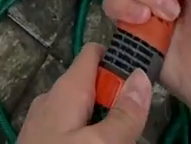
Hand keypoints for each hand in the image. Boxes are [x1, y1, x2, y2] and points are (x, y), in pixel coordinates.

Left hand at [15, 42, 150, 143]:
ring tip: (125, 141)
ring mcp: (44, 124)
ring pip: (84, 113)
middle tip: (139, 127)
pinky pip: (72, 132)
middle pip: (93, 86)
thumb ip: (123, 115)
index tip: (146, 76)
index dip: (120, 59)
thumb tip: (141, 74)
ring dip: (106, 126)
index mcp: (65, 88)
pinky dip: (90, 138)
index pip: (94, 53)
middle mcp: (52, 100)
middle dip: (117, 102)